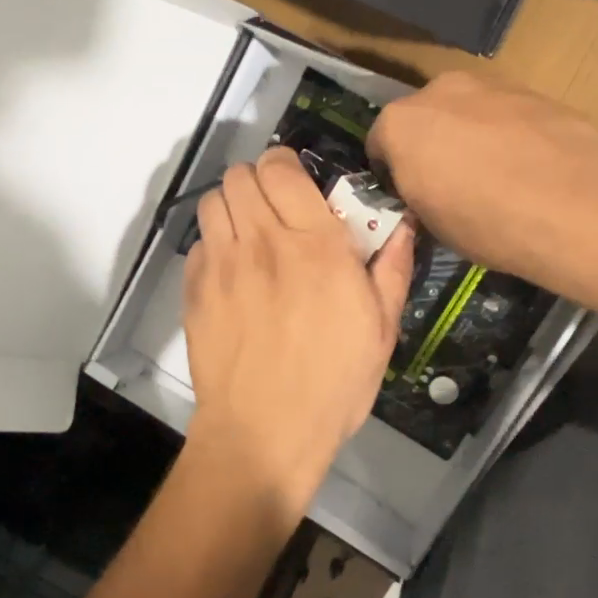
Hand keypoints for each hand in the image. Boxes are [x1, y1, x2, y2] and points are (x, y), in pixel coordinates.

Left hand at [182, 147, 415, 515]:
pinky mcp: (194, 290)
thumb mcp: (382, 330)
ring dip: (232, 208)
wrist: (264, 432)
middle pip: (240, 175)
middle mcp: (263, 242)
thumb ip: (391, 269)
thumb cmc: (334, 384)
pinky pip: (198, 243)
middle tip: (275, 211)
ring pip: (213, 201)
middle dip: (258, 182)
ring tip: (249, 236)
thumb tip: (403, 225)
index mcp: (315, 244)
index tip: (298, 184)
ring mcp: (222, 265)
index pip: (281, 167)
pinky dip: (213, 246)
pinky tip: (231, 274)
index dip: (286, 165)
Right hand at [367, 72, 597, 283]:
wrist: (578, 206)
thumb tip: (426, 189)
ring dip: (471, 136)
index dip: (392, 175)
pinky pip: (505, 114)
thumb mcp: (433, 224)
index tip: (411, 199)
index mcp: (400, 123)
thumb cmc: (487, 221)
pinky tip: (530, 168)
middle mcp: (439, 90)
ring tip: (498, 179)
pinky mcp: (535, 90)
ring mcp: (490, 84)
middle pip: (424, 118)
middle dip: (432, 146)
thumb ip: (417, 193)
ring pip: (467, 111)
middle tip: (453, 186)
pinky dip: (508, 134)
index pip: (379, 145)